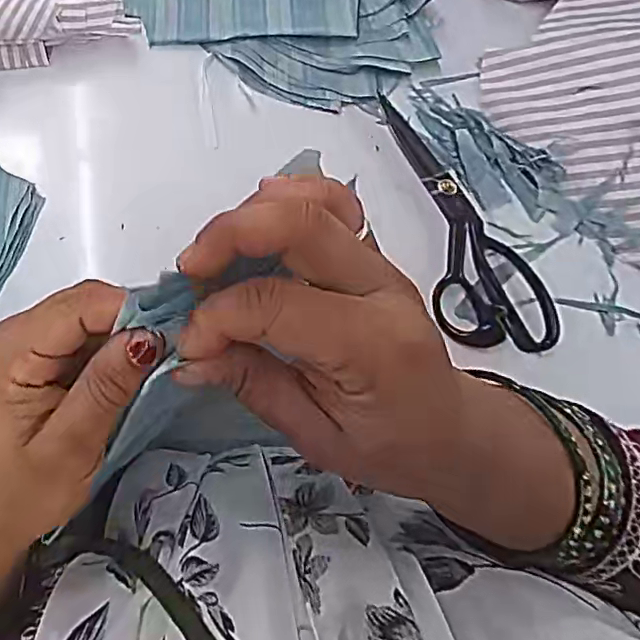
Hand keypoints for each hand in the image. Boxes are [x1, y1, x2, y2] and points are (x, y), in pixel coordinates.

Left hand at [0, 281, 161, 586]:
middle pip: (87, 302)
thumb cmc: (20, 494)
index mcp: (12, 351)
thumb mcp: (69, 448)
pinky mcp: (45, 354)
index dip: (131, 311)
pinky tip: (131, 371)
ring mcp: (30, 342)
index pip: (81, 305)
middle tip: (170, 351)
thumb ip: (105, 388)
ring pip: (92, 313)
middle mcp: (17, 334)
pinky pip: (88, 332)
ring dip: (127, 332)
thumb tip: (146, 337)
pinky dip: (115, 346)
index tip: (171, 334)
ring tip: (155, 363)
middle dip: (132, 319)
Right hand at [174, 179, 574, 550]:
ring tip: (215, 249)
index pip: (278, 304)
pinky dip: (287, 196)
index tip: (192, 343)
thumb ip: (253, 385)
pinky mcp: (370, 252)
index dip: (218, 318)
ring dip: (253, 212)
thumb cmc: (394, 443)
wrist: (449, 428)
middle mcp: (382, 289)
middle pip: (301, 224)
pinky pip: (331, 200)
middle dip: (228, 236)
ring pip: (317, 198)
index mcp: (374, 346)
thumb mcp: (318, 437)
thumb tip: (191, 357)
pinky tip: (255, 216)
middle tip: (190, 271)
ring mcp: (380, 262)